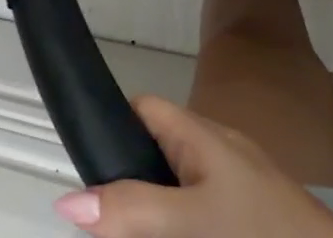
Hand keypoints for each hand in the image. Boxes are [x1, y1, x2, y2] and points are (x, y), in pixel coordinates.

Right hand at [53, 97, 332, 237]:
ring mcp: (238, 182)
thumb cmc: (264, 230)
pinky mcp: (253, 211)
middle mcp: (218, 150)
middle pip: (155, 150)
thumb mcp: (191, 220)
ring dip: (155, 207)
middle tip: (107, 218)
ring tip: (133, 230)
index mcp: (201, 135)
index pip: (142, 108)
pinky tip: (178, 235)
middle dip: (129, 179)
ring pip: (178, 183)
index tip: (87, 164)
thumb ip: (134, 209)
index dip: (112, 127)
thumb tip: (68, 201)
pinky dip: (182, 220)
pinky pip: (202, 204)